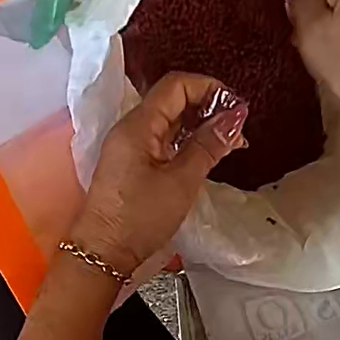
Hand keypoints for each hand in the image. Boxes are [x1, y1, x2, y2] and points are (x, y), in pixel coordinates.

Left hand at [68, 73, 247, 275]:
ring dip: (198, 127)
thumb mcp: (181, 182)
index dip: (209, 88)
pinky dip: (184, 143)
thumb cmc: (140, 218)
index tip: (236, 108)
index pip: (176, 85)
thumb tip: (235, 116)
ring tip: (226, 145)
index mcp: (137, 125)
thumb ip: (208, 145)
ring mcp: (128, 148)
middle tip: (236, 130)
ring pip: (167, 122)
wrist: (103, 254)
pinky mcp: (130, 166)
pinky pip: (161, 142)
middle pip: (172, 100)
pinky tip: (204, 157)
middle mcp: (129, 130)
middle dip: (207, 107)